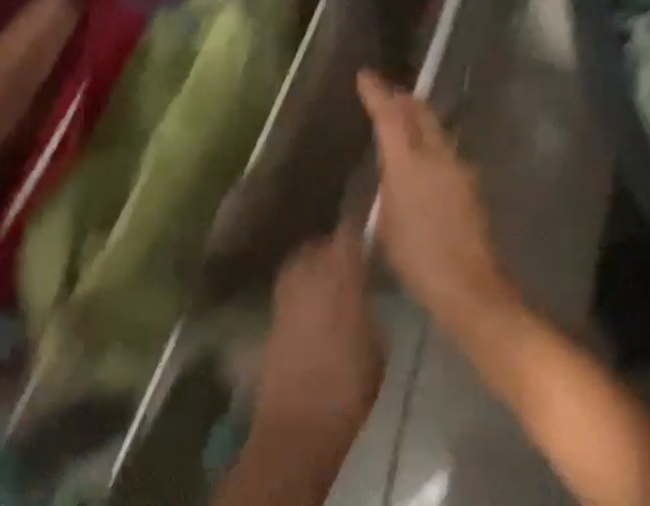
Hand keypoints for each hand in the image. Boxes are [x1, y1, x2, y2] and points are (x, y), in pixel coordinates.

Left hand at [253, 224, 384, 443]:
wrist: (298, 428)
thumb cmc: (349, 390)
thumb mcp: (378, 345)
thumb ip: (371, 306)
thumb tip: (368, 288)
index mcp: (339, 281)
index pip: (348, 236)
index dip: (360, 225)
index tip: (374, 221)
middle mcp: (308, 280)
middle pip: (319, 245)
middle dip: (336, 244)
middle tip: (357, 253)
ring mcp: (285, 297)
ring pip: (300, 262)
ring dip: (315, 261)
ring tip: (334, 273)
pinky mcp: (272, 318)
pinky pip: (290, 285)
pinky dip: (303, 284)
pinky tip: (316, 299)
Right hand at [356, 71, 514, 327]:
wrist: (466, 282)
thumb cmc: (416, 257)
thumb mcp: (386, 221)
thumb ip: (389, 184)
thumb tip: (391, 167)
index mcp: (408, 163)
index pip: (390, 115)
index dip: (377, 93)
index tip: (365, 75)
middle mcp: (437, 155)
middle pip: (420, 113)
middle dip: (402, 99)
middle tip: (386, 93)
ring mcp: (458, 167)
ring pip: (435, 129)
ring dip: (418, 119)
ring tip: (400, 122)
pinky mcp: (469, 183)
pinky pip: (444, 150)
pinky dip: (429, 143)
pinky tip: (421, 158)